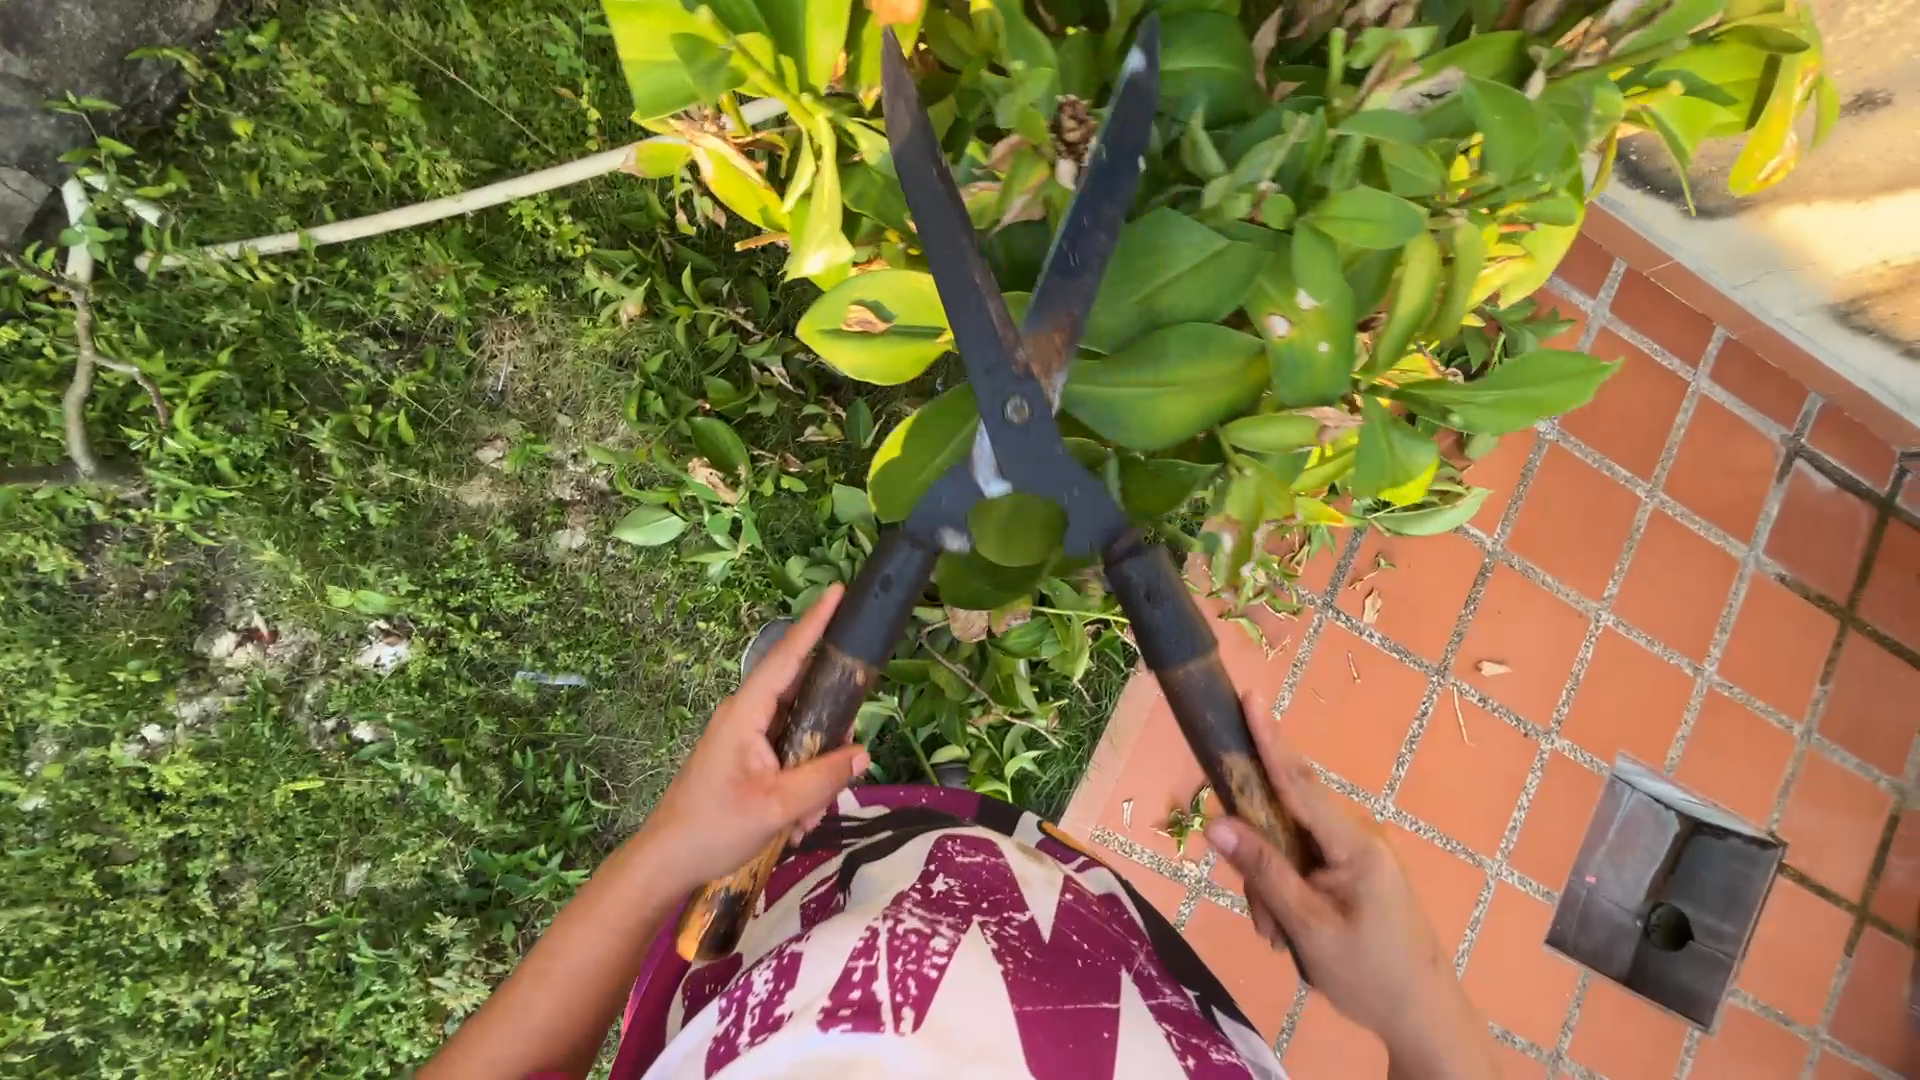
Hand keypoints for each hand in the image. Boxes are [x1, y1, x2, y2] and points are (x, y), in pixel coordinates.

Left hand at [641, 585, 868, 889]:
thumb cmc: (713, 828)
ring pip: (802, 733)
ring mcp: (747, 737)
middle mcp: (747, 715)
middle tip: (841, 771)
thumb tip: (863, 754)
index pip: (788, 656)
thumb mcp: (777, 806)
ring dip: (816, 772)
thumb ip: (824, 777)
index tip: (838, 591)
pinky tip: (797, 822)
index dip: (815, 623)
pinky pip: (790, 755)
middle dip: (831, 732)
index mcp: (747, 712)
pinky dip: (802, 784)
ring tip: (806, 817)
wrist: (664, 864)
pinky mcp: (748, 758)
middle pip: (806, 697)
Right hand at [1203, 723, 1494, 1076]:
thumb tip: (1214, 822)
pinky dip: (1283, 893)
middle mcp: (1355, 838)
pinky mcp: (1349, 873)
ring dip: (1269, 887)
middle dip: (1258, 861)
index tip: (1251, 697)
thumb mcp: (1308, 926)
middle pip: (1281, 819)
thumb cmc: (1371, 975)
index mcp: (1354, 844)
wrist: (1426, 1024)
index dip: (1270, 738)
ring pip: (1284, 846)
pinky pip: (1298, 864)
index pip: (1299, 780)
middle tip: (1263, 920)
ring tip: (1280, 938)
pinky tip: (1288, 933)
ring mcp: (1353, 855)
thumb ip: (1261, 870)